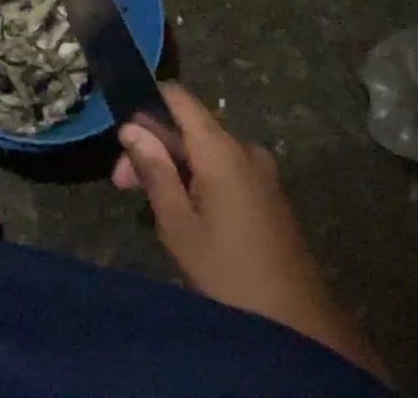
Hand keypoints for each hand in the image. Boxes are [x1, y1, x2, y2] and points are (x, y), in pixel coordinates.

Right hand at [113, 84, 386, 380]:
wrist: (298, 319)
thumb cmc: (228, 271)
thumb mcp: (178, 223)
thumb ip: (154, 170)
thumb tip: (130, 128)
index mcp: (221, 150)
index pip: (179, 98)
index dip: (146, 103)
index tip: (119, 131)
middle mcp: (244, 149)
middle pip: (188, 128)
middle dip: (152, 147)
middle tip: (122, 185)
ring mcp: (261, 170)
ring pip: (204, 150)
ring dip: (173, 165)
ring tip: (149, 202)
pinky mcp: (267, 191)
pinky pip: (224, 167)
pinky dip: (197, 177)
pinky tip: (182, 209)